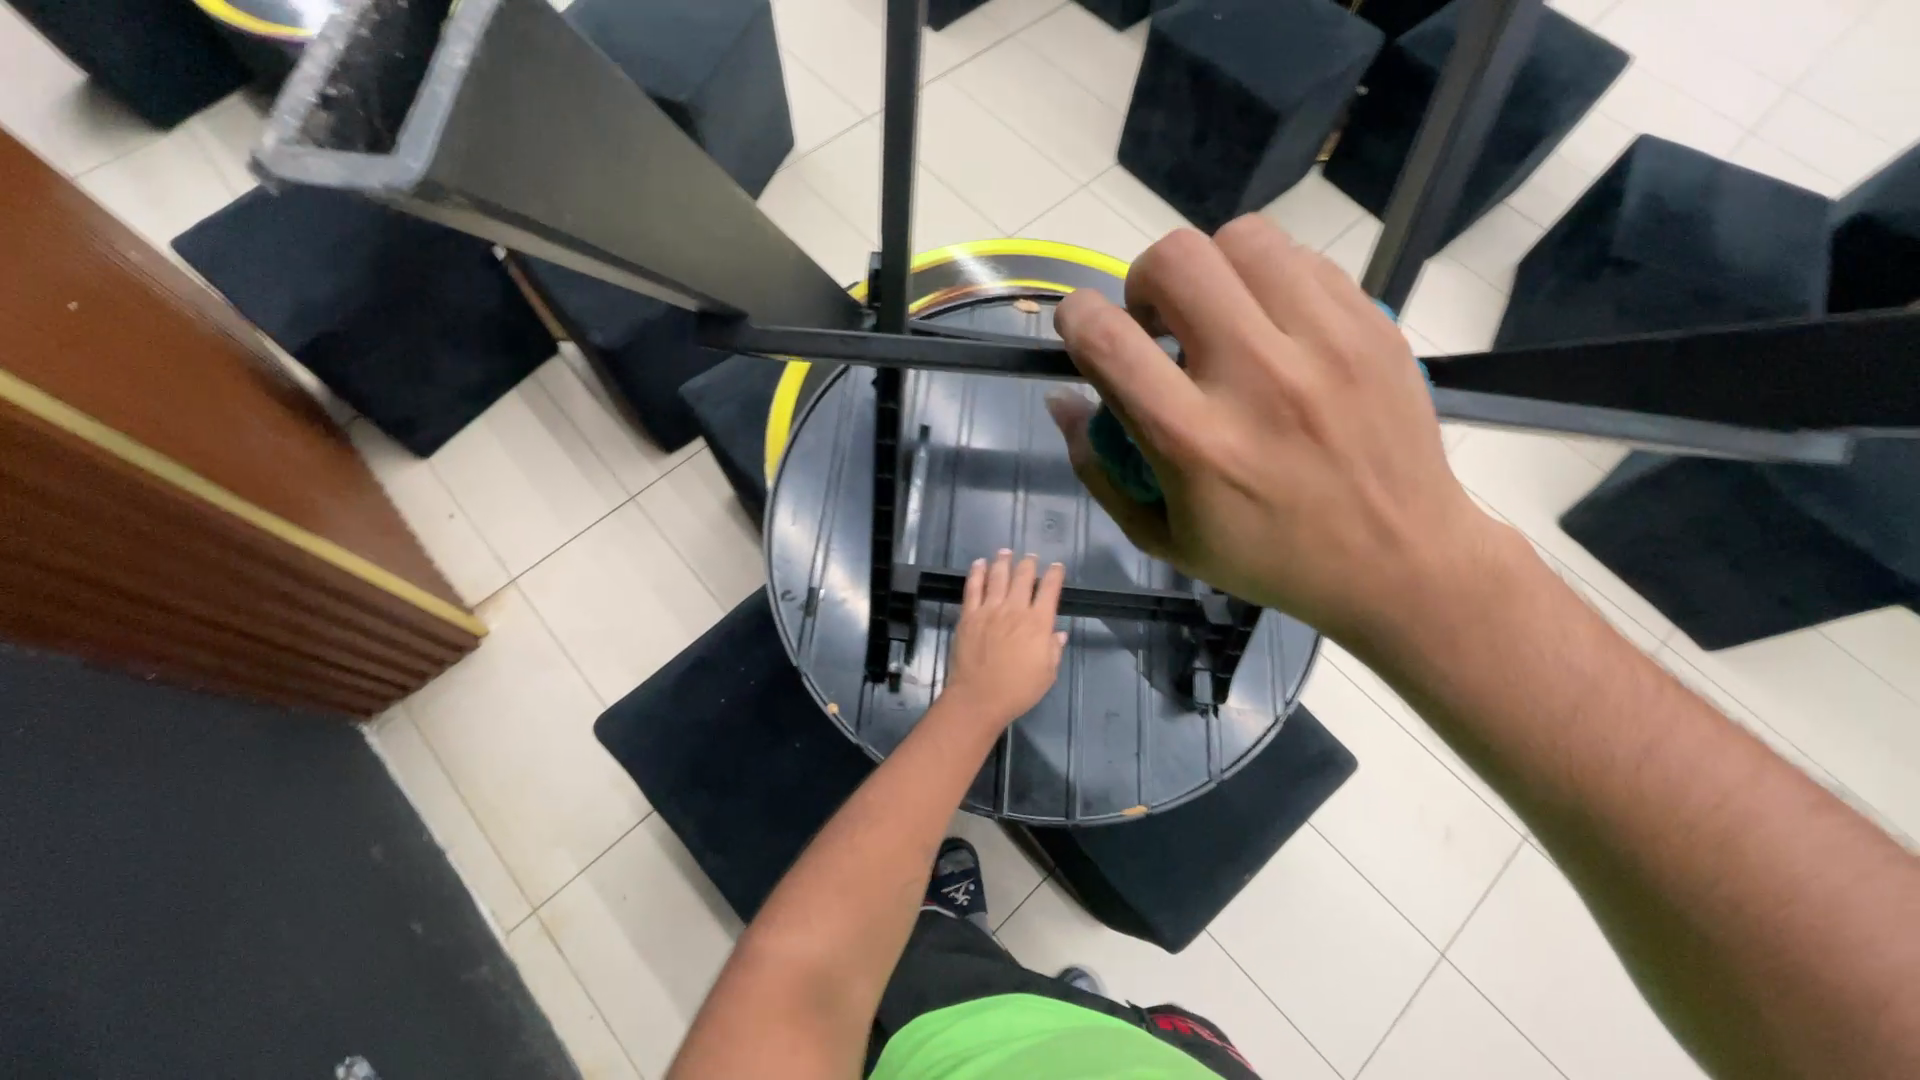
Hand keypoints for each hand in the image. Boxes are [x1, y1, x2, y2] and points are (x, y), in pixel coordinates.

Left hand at [939, 550, 1067, 727]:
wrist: (979, 698)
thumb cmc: (1018, 690)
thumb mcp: (1048, 673)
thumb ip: (1054, 649)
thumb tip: (1058, 633)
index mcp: (1038, 623)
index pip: (1050, 590)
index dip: (1055, 575)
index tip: (1057, 568)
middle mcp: (1015, 610)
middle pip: (1023, 577)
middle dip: (1029, 563)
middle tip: (1031, 557)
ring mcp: (989, 610)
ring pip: (998, 576)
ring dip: (1003, 561)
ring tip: (1006, 552)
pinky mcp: (969, 615)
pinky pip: (973, 587)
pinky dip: (977, 572)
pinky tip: (979, 563)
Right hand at [1048, 216, 1507, 643]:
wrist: (1400, 560)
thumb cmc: (1269, 559)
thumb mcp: (1164, 538)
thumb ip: (1099, 469)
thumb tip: (1062, 400)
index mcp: (1195, 442)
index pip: (1107, 338)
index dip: (1075, 316)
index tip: (1082, 327)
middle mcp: (1258, 379)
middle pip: (1175, 259)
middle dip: (1143, 281)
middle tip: (1158, 325)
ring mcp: (1325, 344)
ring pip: (1242, 239)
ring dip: (1210, 270)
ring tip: (1219, 316)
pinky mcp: (1371, 326)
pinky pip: (1301, 259)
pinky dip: (1268, 281)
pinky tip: (1274, 327)